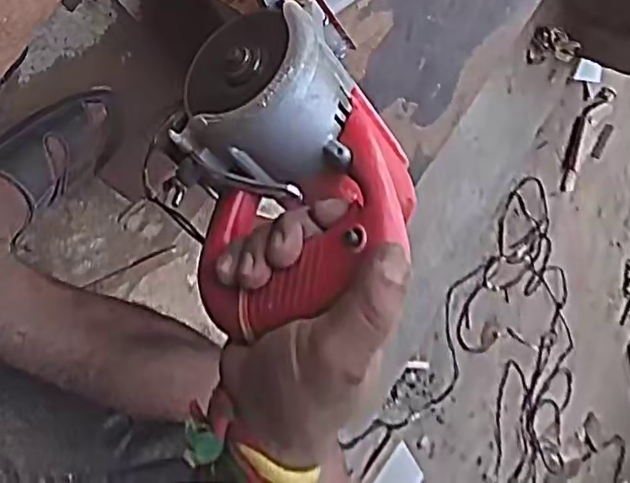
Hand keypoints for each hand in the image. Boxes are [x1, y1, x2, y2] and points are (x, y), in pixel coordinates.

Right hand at [211, 201, 409, 470]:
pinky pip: (246, 248)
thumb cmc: (303, 401)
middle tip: (279, 259)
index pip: (362, 231)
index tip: (319, 214)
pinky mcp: (262, 282)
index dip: (341, 212)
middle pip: (311, 222)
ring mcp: (294, 281)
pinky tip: (234, 280)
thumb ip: (369, 308)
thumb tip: (395, 255)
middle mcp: (330, 281)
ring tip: (251, 281)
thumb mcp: (340, 355)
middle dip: (287, 233)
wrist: (248, 416)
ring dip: (255, 250)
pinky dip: (235, 258)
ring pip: (275, 232)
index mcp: (361, 295)